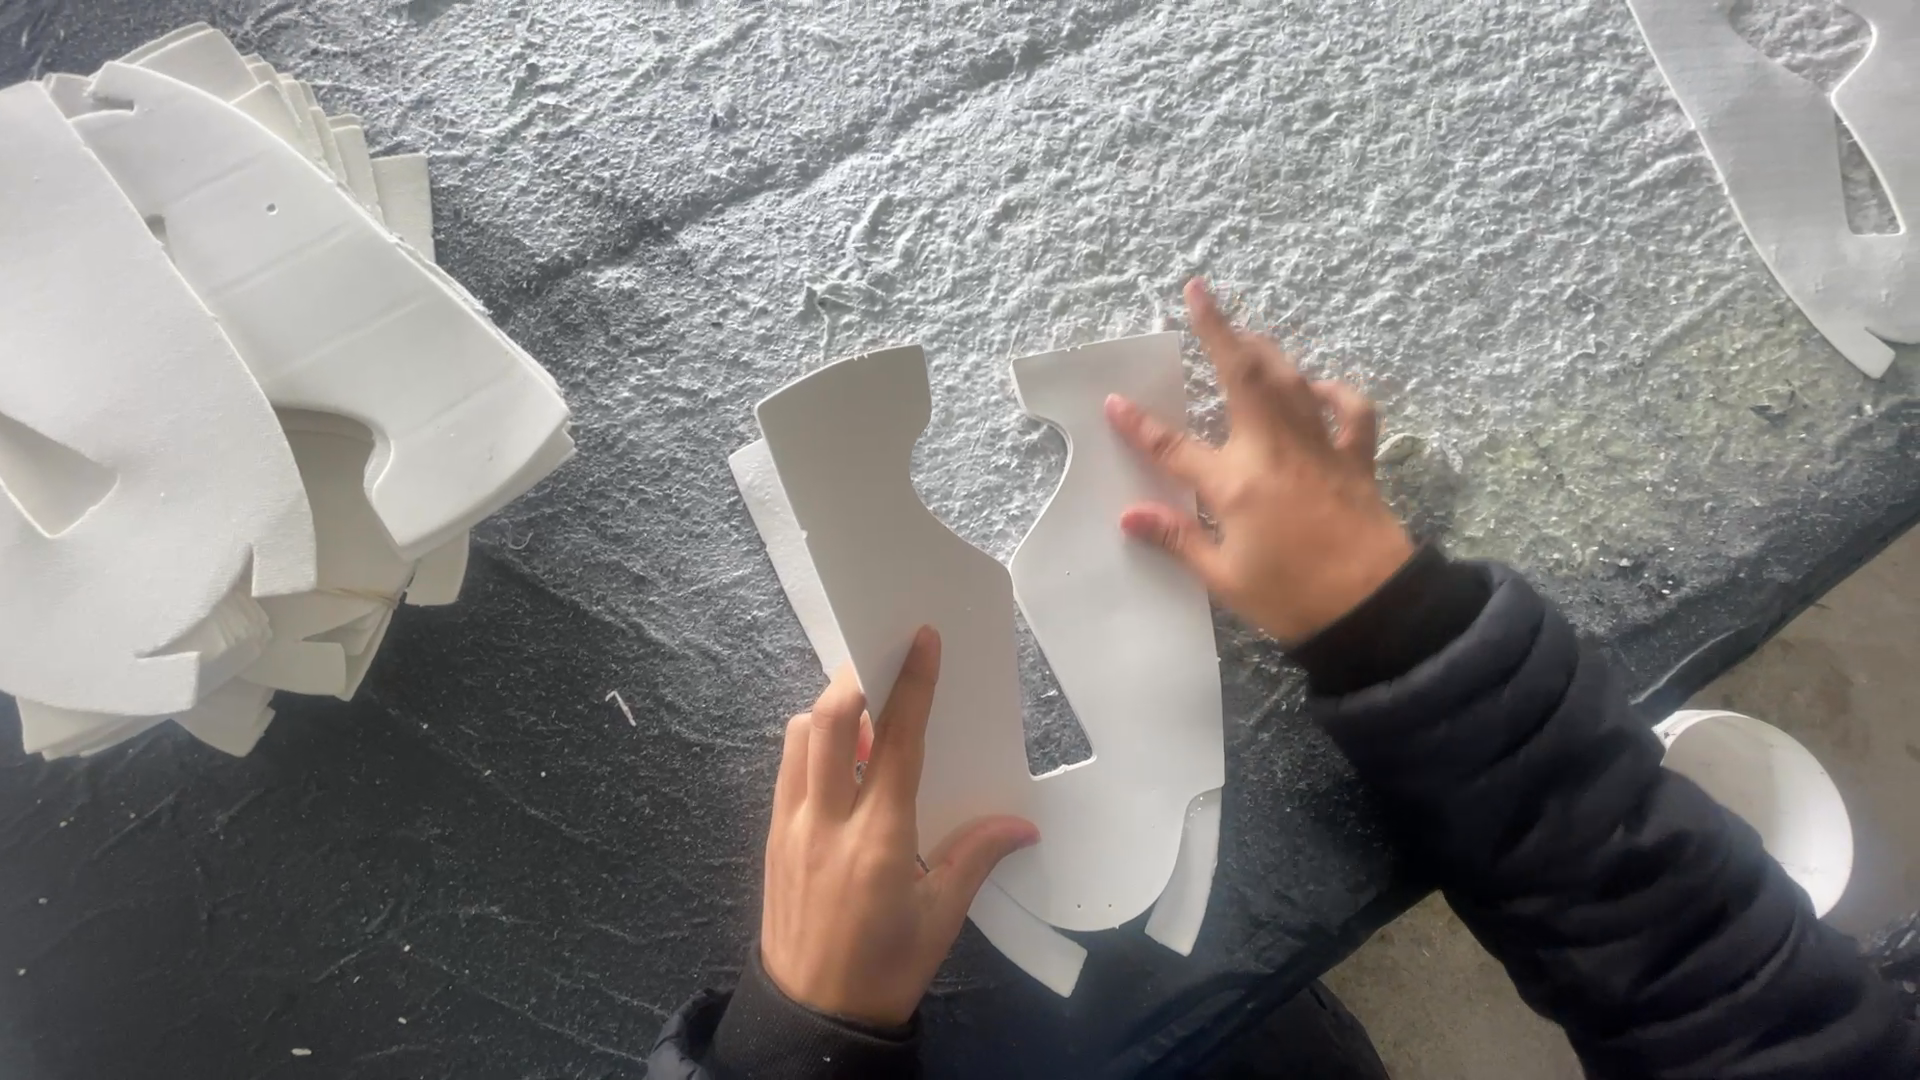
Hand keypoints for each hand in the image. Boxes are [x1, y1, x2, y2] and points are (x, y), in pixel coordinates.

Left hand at [759, 627, 1038, 1025]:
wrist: (810, 1023)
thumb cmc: (885, 968)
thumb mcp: (941, 919)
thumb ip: (977, 857)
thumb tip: (1024, 825)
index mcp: (879, 838)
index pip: (897, 741)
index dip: (912, 684)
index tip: (921, 639)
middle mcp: (827, 820)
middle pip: (826, 721)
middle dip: (854, 676)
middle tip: (882, 658)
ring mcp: (791, 825)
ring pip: (798, 737)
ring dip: (828, 709)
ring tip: (863, 714)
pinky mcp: (772, 836)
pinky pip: (787, 767)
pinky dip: (810, 742)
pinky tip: (840, 760)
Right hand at [1106, 279, 1413, 644]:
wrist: (1374, 610)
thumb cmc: (1290, 597)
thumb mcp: (1223, 577)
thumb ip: (1176, 539)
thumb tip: (1128, 516)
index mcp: (1233, 484)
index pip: (1173, 446)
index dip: (1139, 424)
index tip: (1114, 401)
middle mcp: (1273, 451)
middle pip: (1243, 377)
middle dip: (1218, 331)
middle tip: (1201, 294)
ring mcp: (1318, 448)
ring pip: (1291, 381)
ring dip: (1266, 348)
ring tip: (1246, 331)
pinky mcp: (1355, 458)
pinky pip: (1351, 411)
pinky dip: (1335, 391)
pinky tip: (1319, 386)